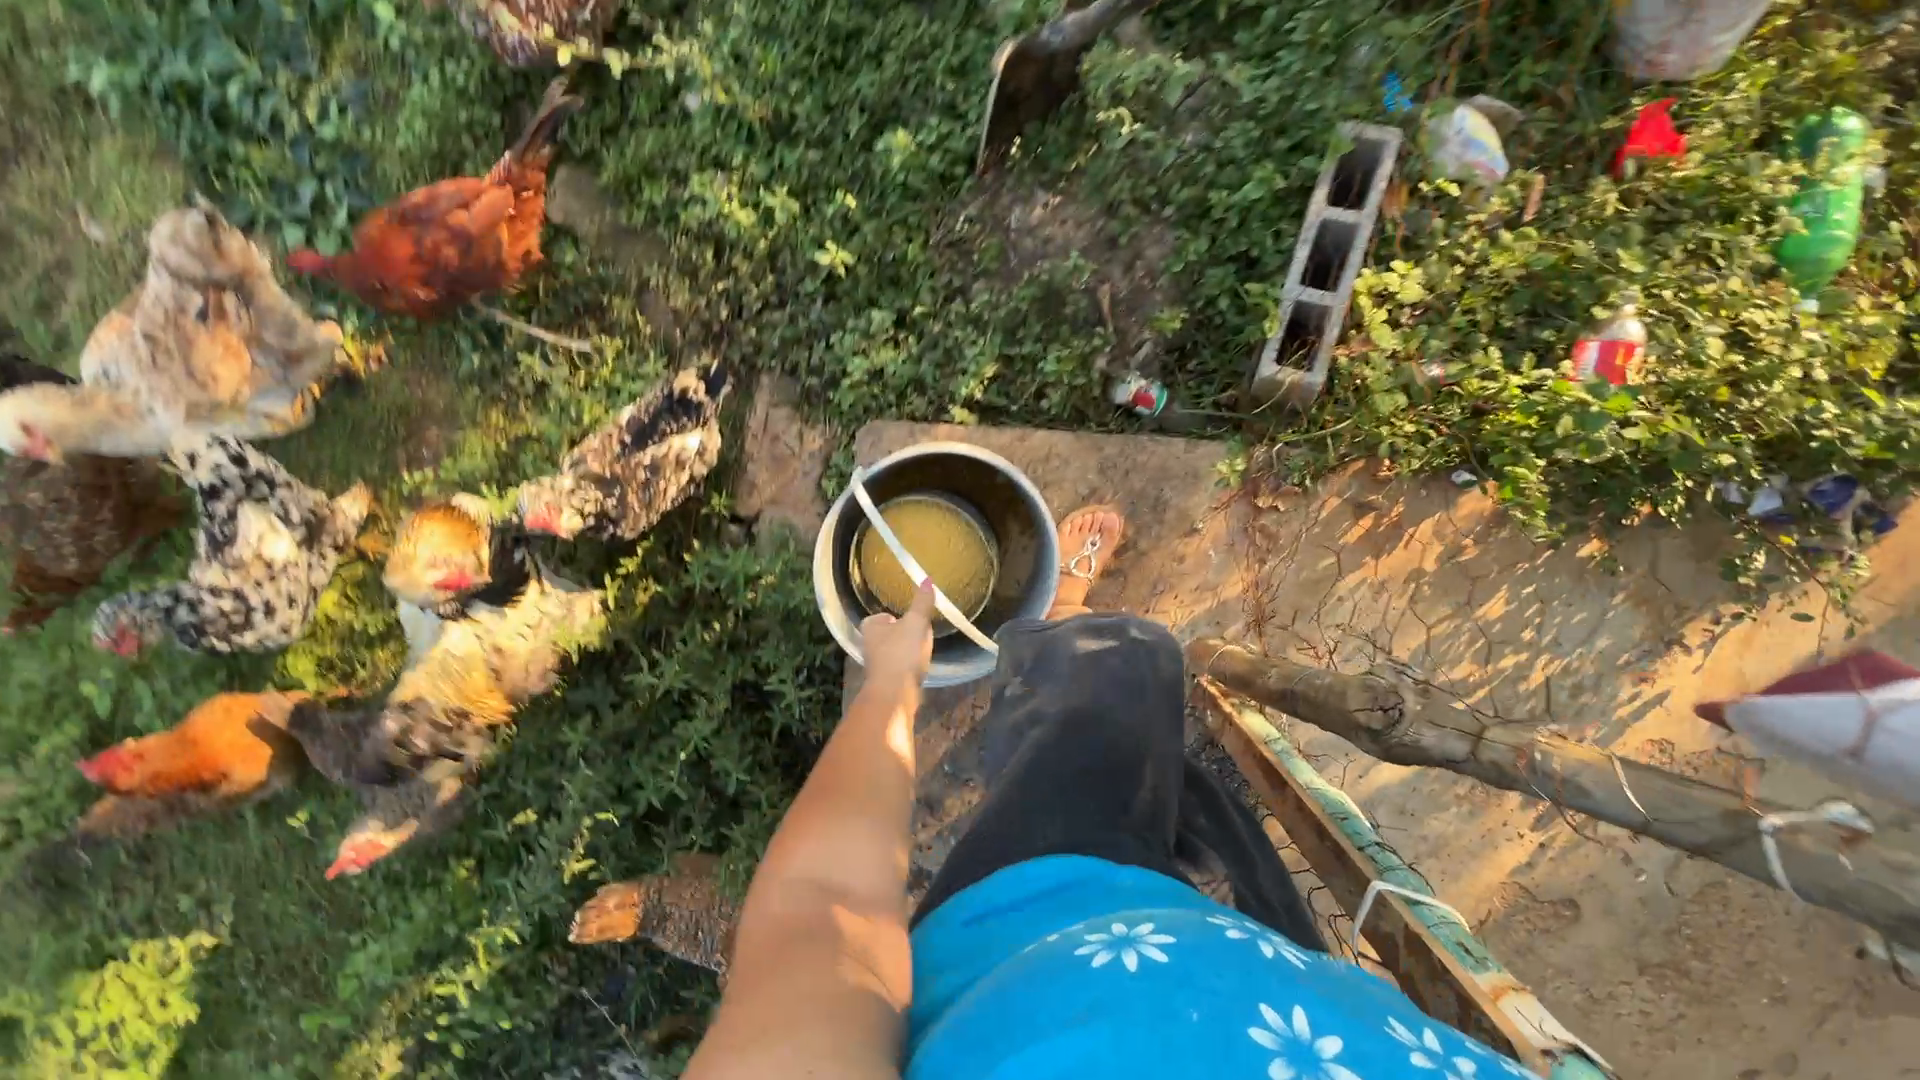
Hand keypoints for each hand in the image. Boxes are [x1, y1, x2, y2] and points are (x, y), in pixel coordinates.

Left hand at [858, 580, 936, 693]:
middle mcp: (868, 644)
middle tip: (920, 635)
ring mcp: (876, 664)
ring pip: (894, 651)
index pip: (883, 616)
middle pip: (889, 634)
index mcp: (870, 626)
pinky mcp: (885, 680)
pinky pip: (899, 666)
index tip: (912, 620)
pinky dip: (908, 666)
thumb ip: (922, 602)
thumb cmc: (902, 653)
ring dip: (906, 651)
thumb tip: (927, 579)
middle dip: (903, 635)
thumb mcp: (916, 622)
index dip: (897, 617)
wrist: (894, 693)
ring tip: (921, 652)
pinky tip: (919, 668)